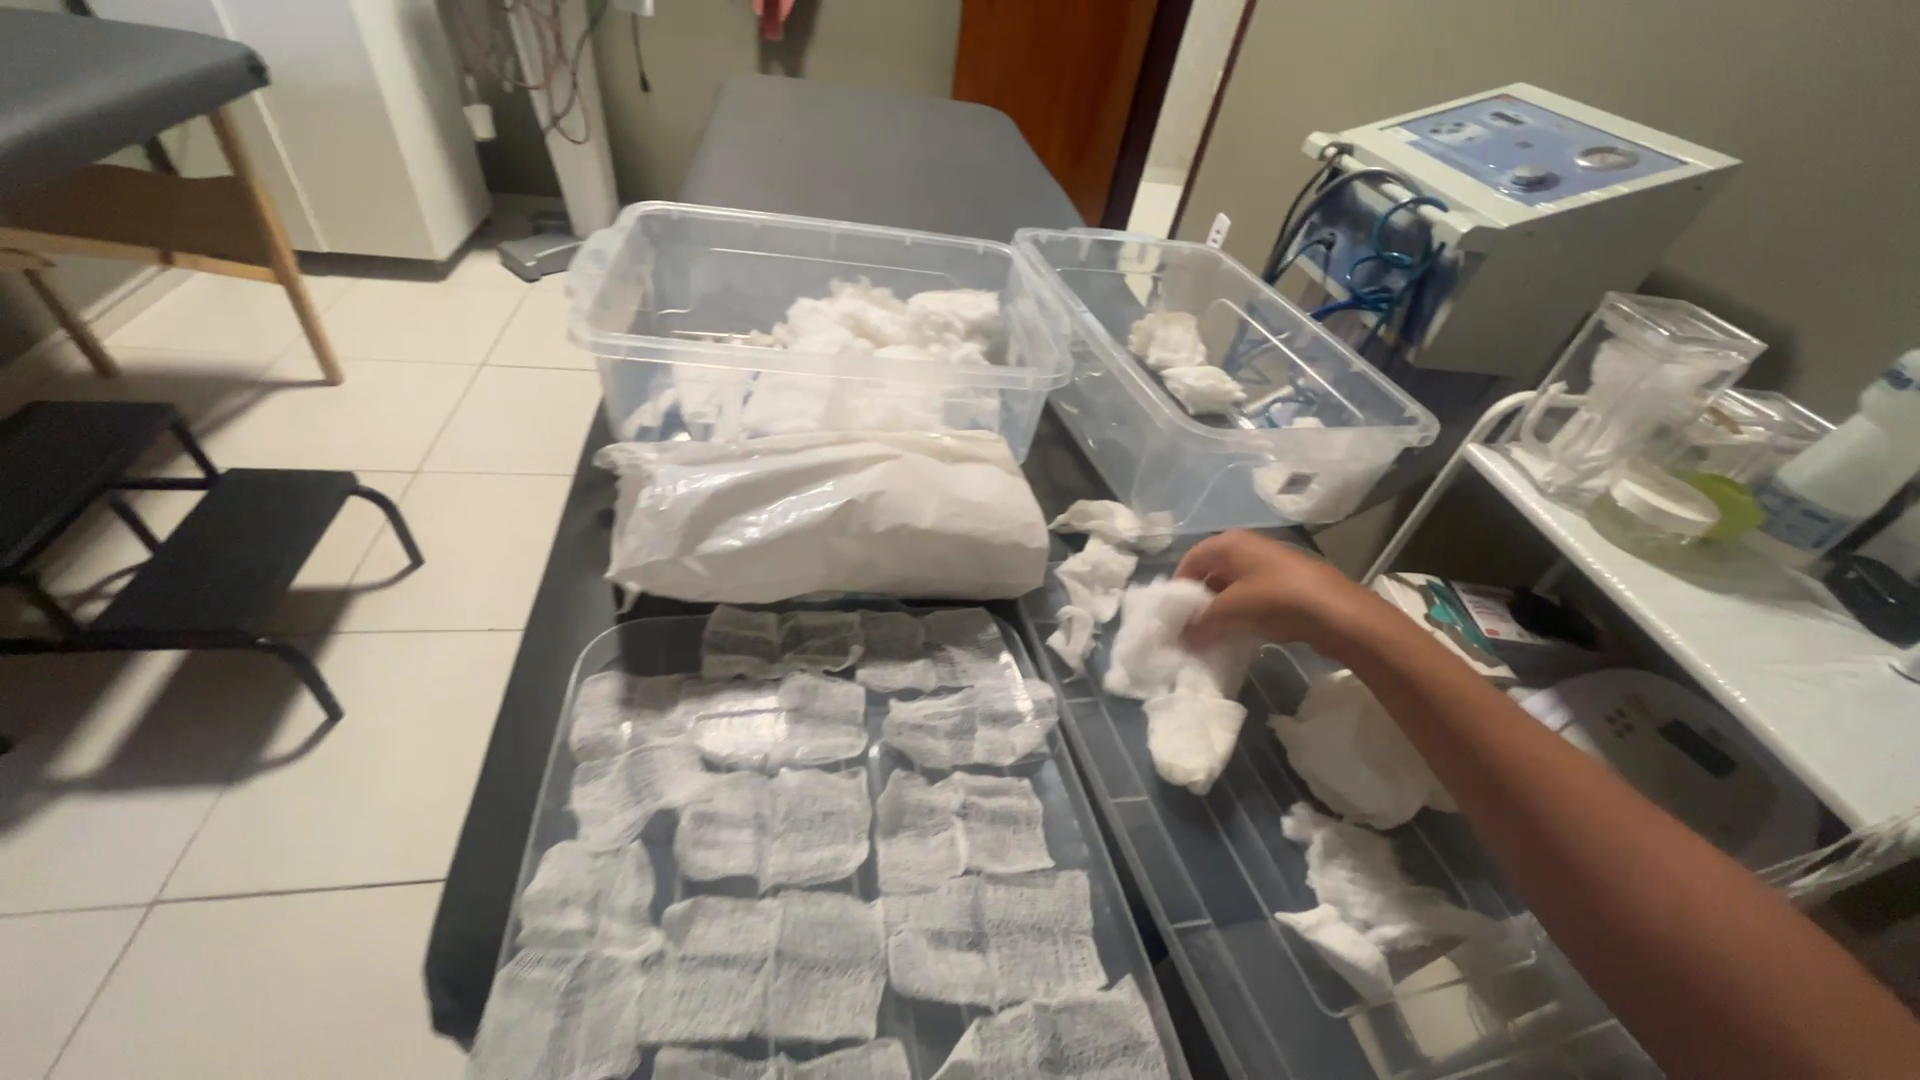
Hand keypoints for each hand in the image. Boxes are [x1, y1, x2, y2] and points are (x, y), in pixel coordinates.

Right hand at [1175, 529, 1379, 651]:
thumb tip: (1181, 636)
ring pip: (1232, 586)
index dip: (1178, 588)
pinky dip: (1242, 613)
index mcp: (1228, 543)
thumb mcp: (1230, 611)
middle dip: (1199, 601)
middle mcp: (1246, 546)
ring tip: (1214, 635)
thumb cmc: (1276, 600)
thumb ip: (1200, 623)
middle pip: (1211, 572)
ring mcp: (1268, 564)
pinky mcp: (1286, 583)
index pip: (1190, 560)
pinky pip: (1252, 595)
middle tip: (1192, 629)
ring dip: (1221, 609)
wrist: (1337, 612)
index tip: (1174, 616)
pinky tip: (1242, 634)